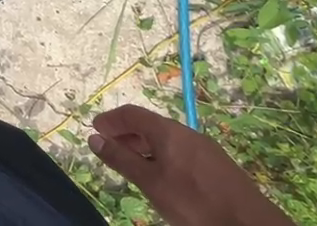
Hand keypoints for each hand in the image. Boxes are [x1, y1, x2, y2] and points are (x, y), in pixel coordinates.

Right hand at [89, 104, 295, 225]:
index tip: (96, 132)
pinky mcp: (223, 170)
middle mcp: (188, 134)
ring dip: (147, 149)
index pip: (131, 114)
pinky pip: (185, 154)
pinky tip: (167, 180)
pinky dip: (166, 159)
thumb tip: (94, 138)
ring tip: (137, 168)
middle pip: (151, 126)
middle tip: (113, 151)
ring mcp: (209, 152)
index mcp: (168, 131)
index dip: (110, 121)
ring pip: (169, 142)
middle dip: (127, 135)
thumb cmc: (196, 203)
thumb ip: (120, 159)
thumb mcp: (150, 183)